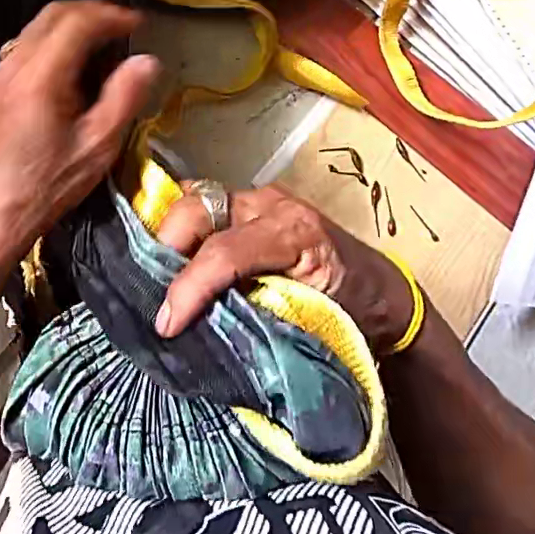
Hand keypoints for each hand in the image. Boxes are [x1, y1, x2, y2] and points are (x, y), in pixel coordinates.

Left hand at [0, 1, 160, 273]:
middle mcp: (16, 64)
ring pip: (40, 26)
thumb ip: (125, 97)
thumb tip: (147, 61)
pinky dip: (58, 40)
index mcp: (40, 75)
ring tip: (107, 42)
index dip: (113, 16)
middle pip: (55, 14)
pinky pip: (30, 44)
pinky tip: (77, 63)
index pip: (77, 22)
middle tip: (126, 26)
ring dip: (75, 24)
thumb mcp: (98, 146)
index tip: (140, 23)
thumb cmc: (47, 186)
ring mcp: (2, 73)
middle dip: (94, 12)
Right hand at [154, 185, 438, 352]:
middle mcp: (271, 205)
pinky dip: (182, 226)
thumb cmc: (355, 314)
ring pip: (195, 199)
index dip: (189, 289)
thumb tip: (199, 334)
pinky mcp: (249, 204)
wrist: (382, 292)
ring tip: (156, 274)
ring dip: (169, 234)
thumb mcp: (310, 324)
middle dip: (166, 247)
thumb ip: (256, 319)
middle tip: (153, 292)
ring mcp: (258, 199)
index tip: (167, 325)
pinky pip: (203, 204)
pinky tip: (170, 253)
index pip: (225, 254)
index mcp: (293, 235)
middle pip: (199, 209)